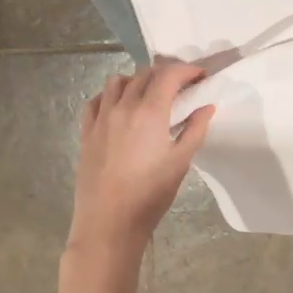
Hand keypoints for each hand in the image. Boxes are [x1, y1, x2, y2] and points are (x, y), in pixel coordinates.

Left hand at [71, 64, 214, 256]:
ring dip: (136, 80)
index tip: (200, 76)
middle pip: (144, 74)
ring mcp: (101, 118)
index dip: (187, 70)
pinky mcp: (86, 132)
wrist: (108, 222)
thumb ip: (195, 129)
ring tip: (149, 94)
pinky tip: (119, 107)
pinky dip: (110, 95)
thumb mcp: (181, 162)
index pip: (169, 75)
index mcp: (150, 112)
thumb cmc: (150, 194)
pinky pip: (96, 101)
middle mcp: (123, 107)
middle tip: (181, 86)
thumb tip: (207, 106)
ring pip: (117, 81)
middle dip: (165, 73)